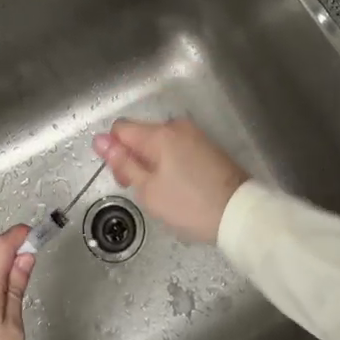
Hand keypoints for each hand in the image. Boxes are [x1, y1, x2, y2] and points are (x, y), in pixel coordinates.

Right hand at [92, 118, 249, 242]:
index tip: (124, 177)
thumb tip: (99, 141)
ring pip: (159, 143)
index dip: (114, 151)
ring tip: (164, 194)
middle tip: (145, 191)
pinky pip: (177, 148)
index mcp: (159, 133)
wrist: (239, 213)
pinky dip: (171, 164)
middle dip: (134, 159)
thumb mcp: (148, 190)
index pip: (120, 129)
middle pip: (140, 135)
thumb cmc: (189, 205)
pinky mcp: (207, 146)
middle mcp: (176, 126)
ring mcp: (194, 134)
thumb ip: (123, 163)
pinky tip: (180, 187)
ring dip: (153, 163)